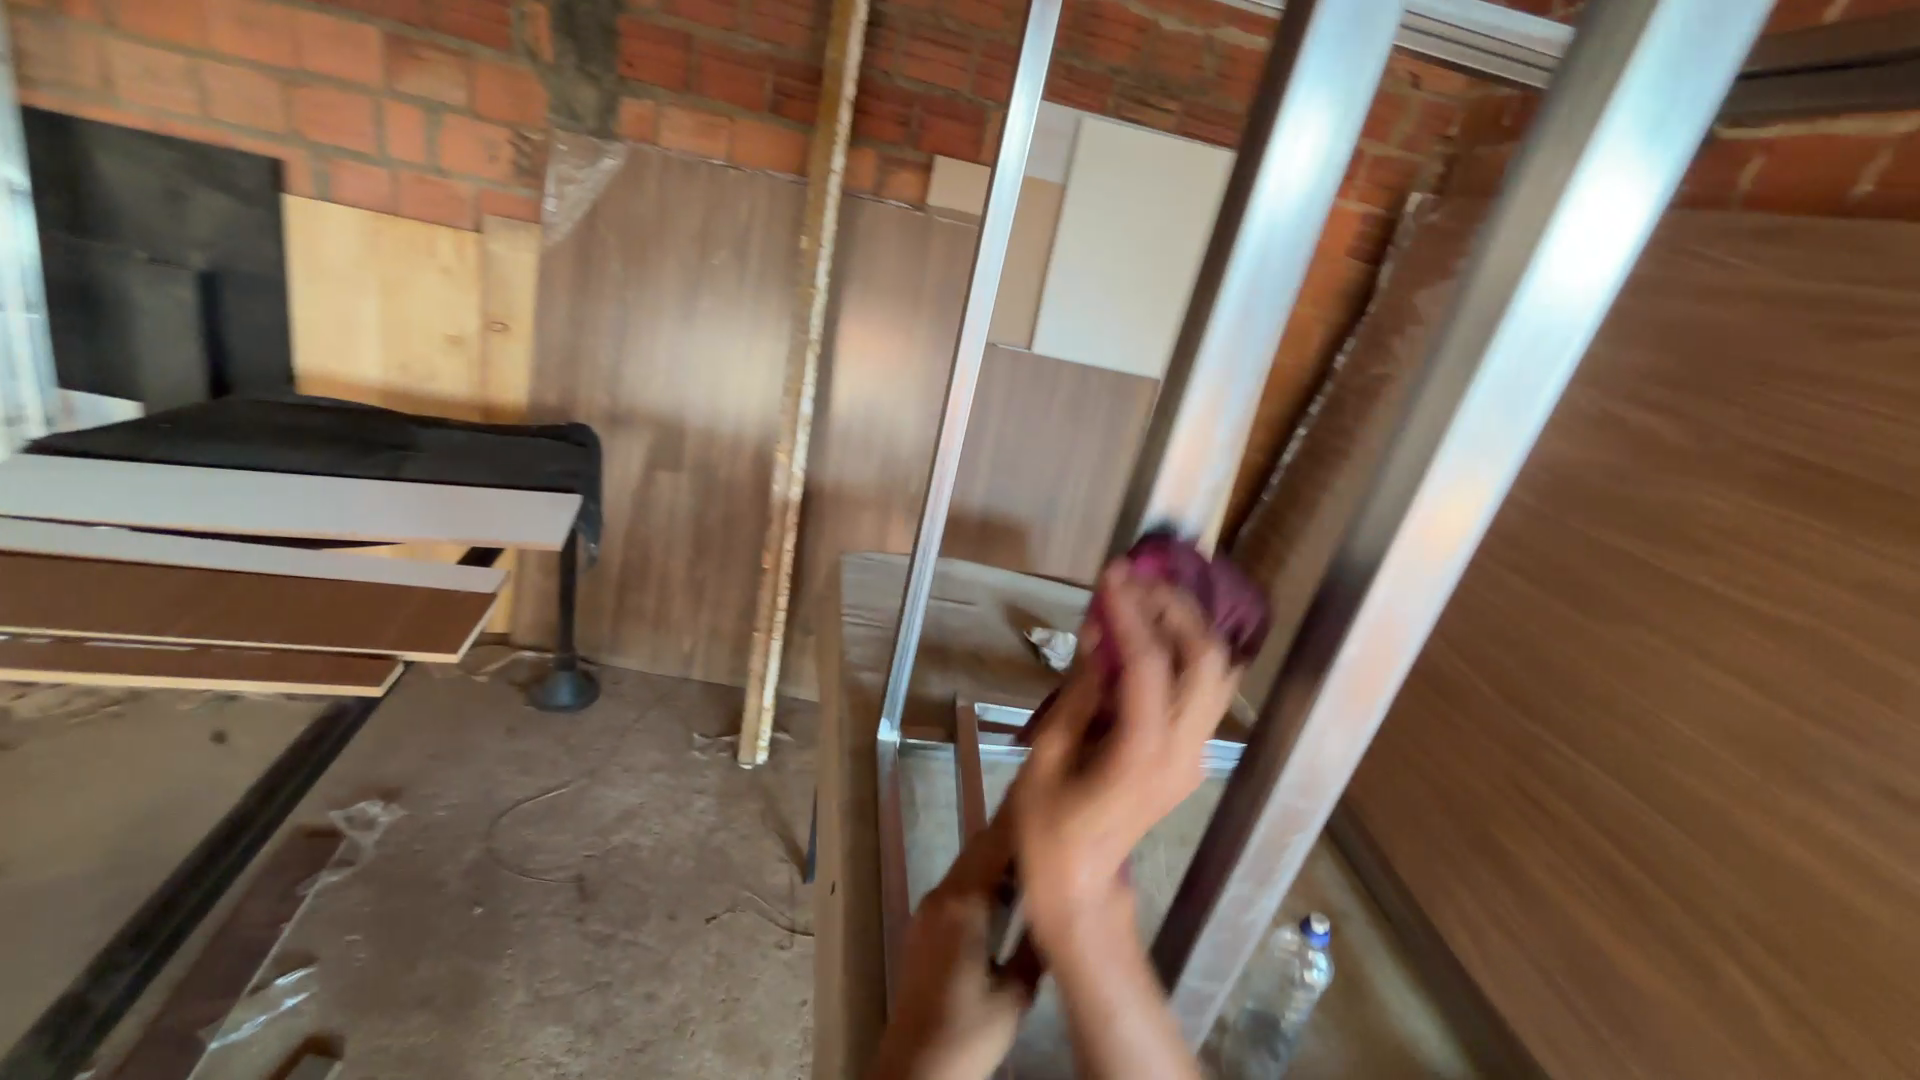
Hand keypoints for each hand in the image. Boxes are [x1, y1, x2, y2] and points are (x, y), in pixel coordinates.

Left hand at [870, 814, 1040, 1079]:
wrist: (914, 1068)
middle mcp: (940, 897)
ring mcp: (928, 911)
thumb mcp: (1015, 994)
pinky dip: (985, 878)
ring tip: (1037, 845)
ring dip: (999, 854)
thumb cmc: (968, 1033)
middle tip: (1049, 813)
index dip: (1020, 817)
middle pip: (979, 849)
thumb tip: (1059, 909)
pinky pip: (959, 887)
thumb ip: (1037, 947)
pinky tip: (1009, 888)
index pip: (995, 845)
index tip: (1046, 792)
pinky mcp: (925, 928)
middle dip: (1012, 830)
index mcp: (962, 905)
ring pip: (969, 867)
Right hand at [1009, 568, 1240, 958]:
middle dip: (1176, 610)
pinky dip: (1184, 654)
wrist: (1081, 886)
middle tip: (1138, 581)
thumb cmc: (1048, 830)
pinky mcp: (1191, 757)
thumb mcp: (1047, 758)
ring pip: (1216, 675)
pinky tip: (1151, 636)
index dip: (1132, 611)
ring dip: (1188, 629)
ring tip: (1148, 598)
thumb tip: (1097, 634)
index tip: (1114, 573)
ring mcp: (1195, 756)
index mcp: (1142, 754)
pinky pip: (1202, 693)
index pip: (1149, 664)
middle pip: (1205, 661)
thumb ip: (1080, 694)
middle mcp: (1184, 751)